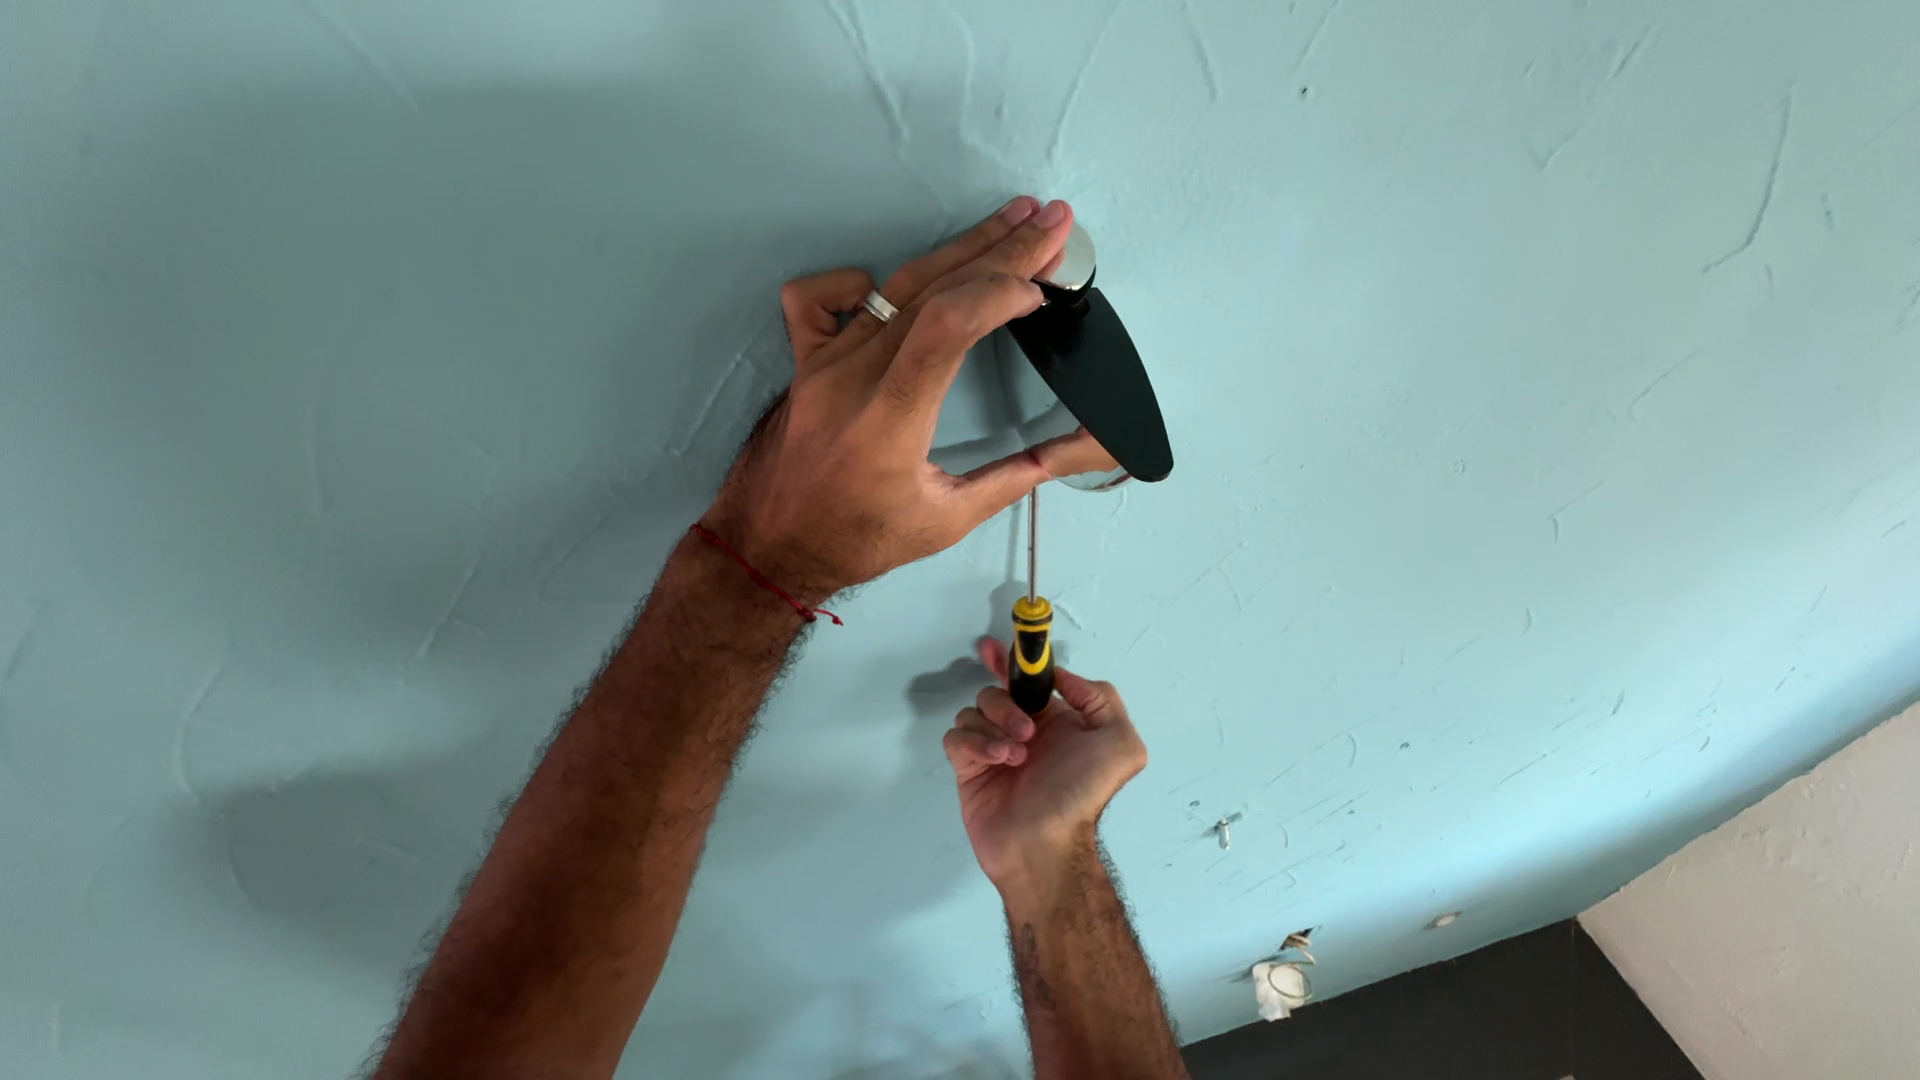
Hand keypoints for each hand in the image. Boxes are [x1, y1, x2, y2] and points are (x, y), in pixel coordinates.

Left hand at [700, 197, 1119, 601]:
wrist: (773, 544)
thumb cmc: (857, 540)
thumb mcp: (943, 523)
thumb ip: (1007, 483)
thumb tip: (1058, 456)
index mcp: (891, 420)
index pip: (947, 324)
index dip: (1000, 291)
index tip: (1042, 287)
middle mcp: (855, 377)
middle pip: (933, 291)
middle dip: (1002, 252)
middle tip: (1054, 222)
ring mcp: (824, 363)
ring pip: (894, 285)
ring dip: (958, 249)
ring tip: (1011, 219)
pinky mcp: (804, 362)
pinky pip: (818, 299)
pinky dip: (857, 279)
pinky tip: (888, 284)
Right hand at [944, 638, 1147, 888]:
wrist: (1045, 847)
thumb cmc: (1082, 794)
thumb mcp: (1120, 743)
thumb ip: (1100, 697)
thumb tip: (1060, 677)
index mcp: (1056, 721)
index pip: (1030, 680)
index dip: (1013, 660)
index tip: (998, 648)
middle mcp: (1023, 730)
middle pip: (998, 690)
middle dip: (1007, 700)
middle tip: (1028, 728)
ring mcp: (992, 749)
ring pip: (975, 709)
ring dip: (997, 726)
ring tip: (1018, 756)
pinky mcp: (968, 768)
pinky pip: (958, 737)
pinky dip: (978, 744)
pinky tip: (1000, 762)